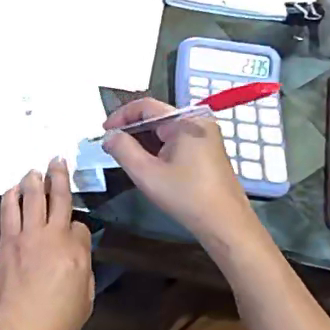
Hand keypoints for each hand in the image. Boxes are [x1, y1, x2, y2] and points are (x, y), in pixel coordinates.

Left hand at [0, 158, 93, 329]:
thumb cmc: (59, 321)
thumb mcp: (86, 298)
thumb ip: (83, 269)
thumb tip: (76, 254)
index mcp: (77, 252)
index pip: (81, 227)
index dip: (78, 229)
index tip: (74, 236)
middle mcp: (53, 237)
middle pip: (59, 198)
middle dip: (60, 176)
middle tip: (58, 159)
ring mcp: (28, 236)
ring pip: (32, 197)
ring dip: (34, 179)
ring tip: (35, 169)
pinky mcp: (8, 241)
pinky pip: (9, 211)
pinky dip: (11, 196)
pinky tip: (13, 189)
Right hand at [101, 100, 264, 251]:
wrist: (224, 222)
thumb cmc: (185, 197)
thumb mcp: (146, 173)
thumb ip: (123, 150)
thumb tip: (110, 136)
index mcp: (185, 121)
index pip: (146, 106)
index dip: (121, 116)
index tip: (104, 132)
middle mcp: (198, 121)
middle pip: (157, 116)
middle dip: (132, 130)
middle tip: (113, 147)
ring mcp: (207, 135)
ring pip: (167, 130)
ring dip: (145, 140)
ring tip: (128, 158)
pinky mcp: (209, 150)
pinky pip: (178, 140)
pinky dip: (160, 147)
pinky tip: (151, 164)